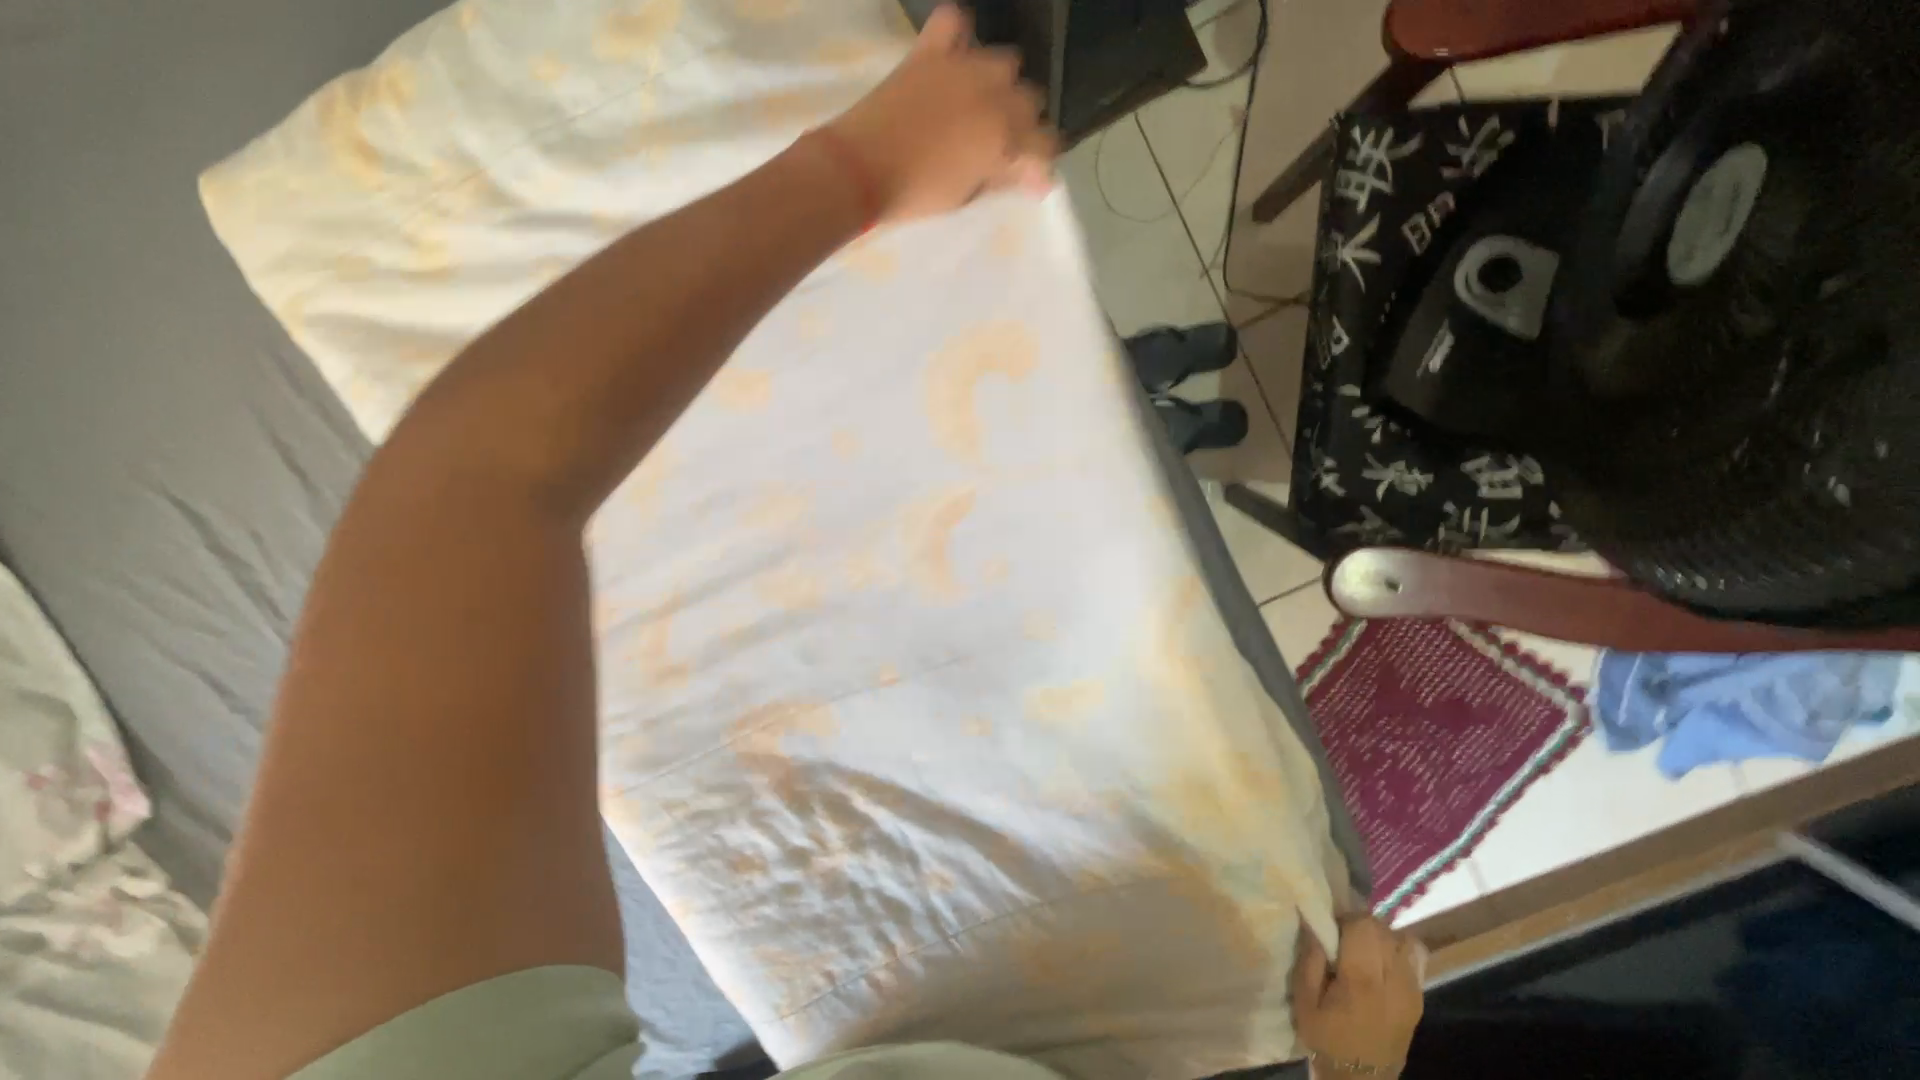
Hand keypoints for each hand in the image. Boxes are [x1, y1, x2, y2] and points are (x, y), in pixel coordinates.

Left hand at [819, 4, 1055, 221]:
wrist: (858, 170)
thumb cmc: (915, 194)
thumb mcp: (966, 195)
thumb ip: (1004, 178)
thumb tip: (1036, 178)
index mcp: (1003, 136)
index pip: (1045, 143)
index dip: (1041, 162)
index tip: (1030, 179)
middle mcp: (991, 95)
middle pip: (1029, 99)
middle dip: (1023, 124)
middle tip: (1001, 146)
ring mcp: (961, 68)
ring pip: (1004, 62)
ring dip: (1000, 84)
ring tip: (981, 106)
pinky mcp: (929, 53)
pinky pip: (955, 23)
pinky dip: (960, 35)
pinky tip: (957, 57)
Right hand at [1291, 917, 1426, 1077]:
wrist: (1361, 1079)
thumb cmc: (1327, 1040)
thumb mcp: (1304, 1001)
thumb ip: (1309, 959)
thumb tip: (1313, 921)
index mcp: (1363, 981)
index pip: (1365, 925)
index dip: (1345, 919)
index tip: (1330, 932)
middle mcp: (1395, 981)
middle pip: (1383, 929)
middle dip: (1360, 926)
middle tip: (1342, 942)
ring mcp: (1412, 990)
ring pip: (1401, 938)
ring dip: (1380, 937)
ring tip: (1362, 953)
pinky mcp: (1420, 997)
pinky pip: (1414, 957)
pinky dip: (1396, 950)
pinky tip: (1380, 964)